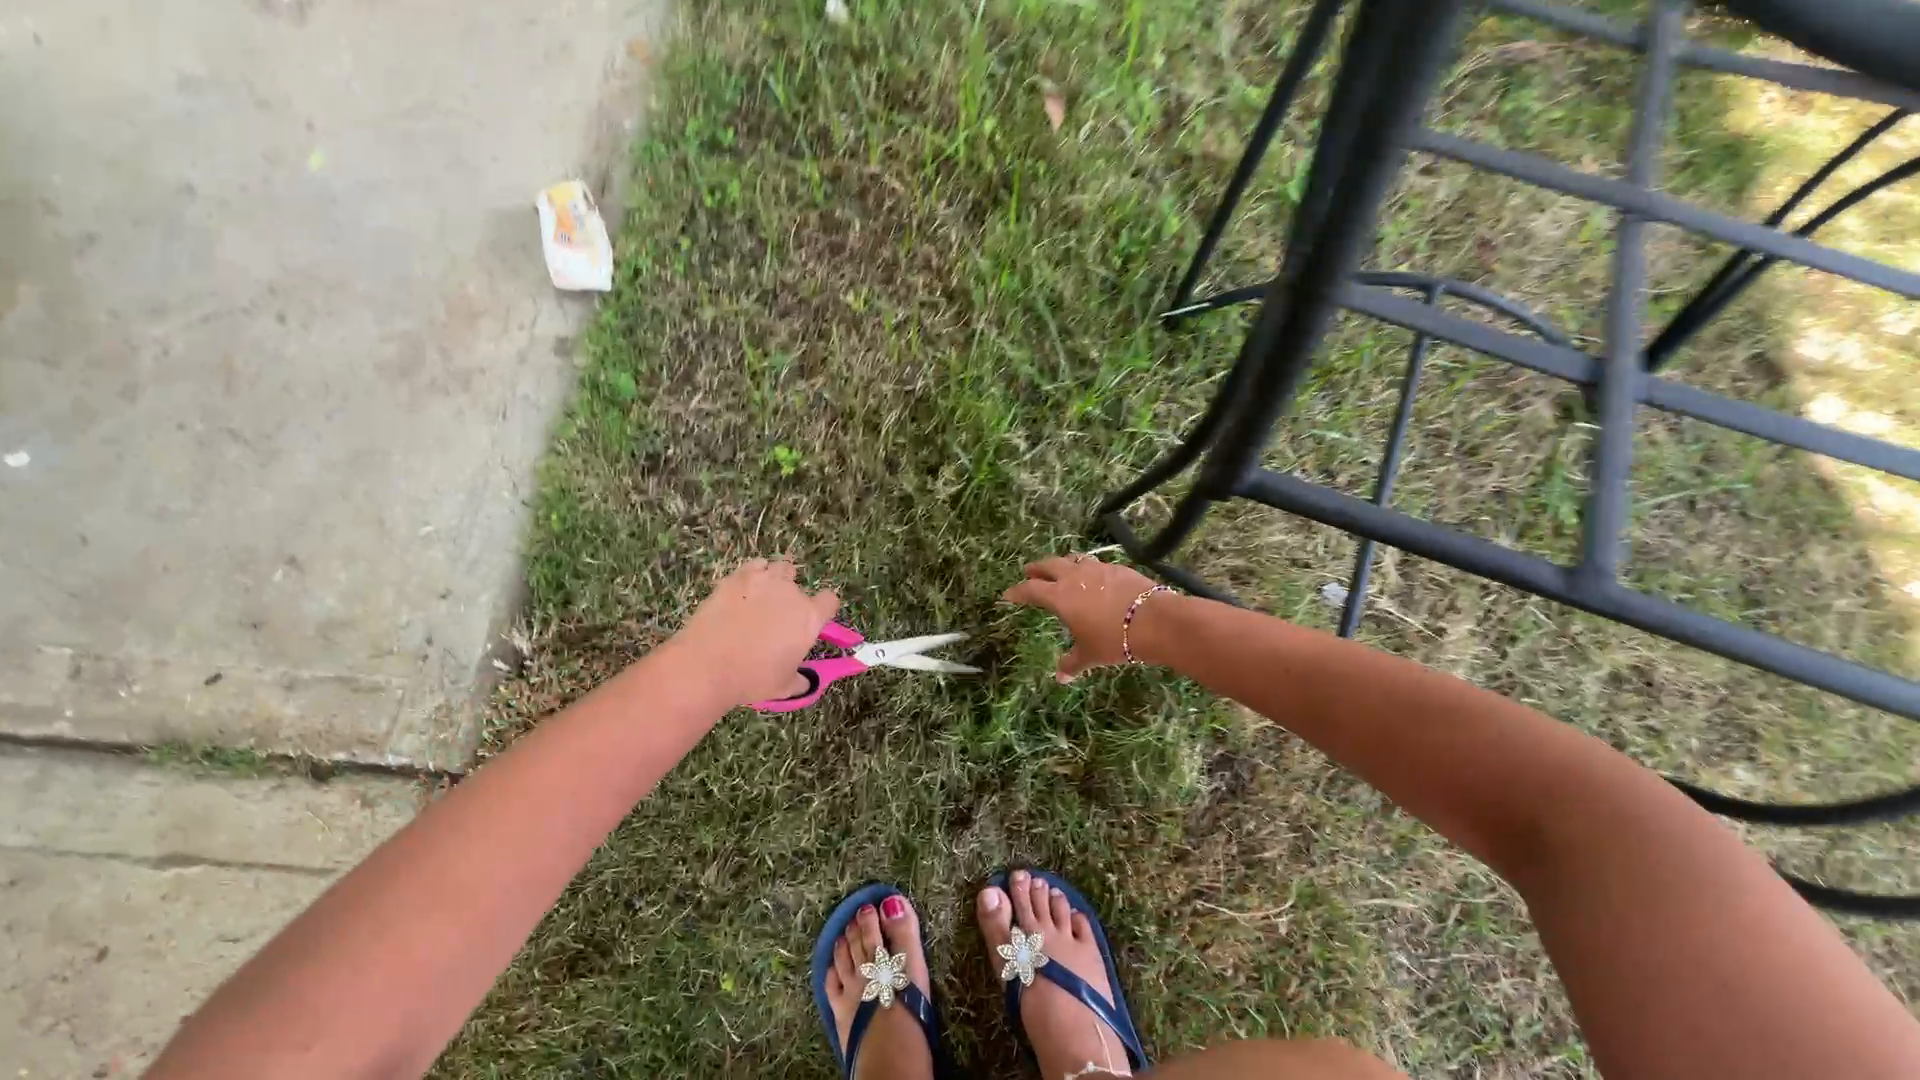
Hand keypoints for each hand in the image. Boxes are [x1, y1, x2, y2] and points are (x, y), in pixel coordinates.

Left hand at [672, 558, 839, 706]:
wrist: (708, 666)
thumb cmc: (752, 678)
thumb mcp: (784, 686)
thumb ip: (800, 681)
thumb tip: (804, 683)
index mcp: (809, 617)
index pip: (830, 600)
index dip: (822, 609)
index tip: (811, 620)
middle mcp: (791, 593)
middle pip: (800, 582)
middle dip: (791, 596)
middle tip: (777, 616)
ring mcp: (763, 581)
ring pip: (779, 568)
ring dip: (775, 579)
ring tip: (762, 596)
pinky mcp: (736, 577)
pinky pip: (754, 566)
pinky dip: (753, 574)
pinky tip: (744, 589)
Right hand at [1001, 555, 1159, 682]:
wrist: (1154, 621)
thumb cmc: (1114, 639)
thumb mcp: (1090, 655)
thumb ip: (1072, 663)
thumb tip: (1060, 678)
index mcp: (1060, 596)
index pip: (1031, 589)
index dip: (1017, 592)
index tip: (1008, 594)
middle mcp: (1075, 577)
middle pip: (1049, 565)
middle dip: (1037, 569)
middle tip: (1029, 571)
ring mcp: (1098, 569)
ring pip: (1074, 559)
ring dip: (1064, 563)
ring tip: (1062, 569)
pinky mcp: (1118, 568)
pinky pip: (1097, 564)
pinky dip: (1089, 568)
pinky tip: (1095, 577)